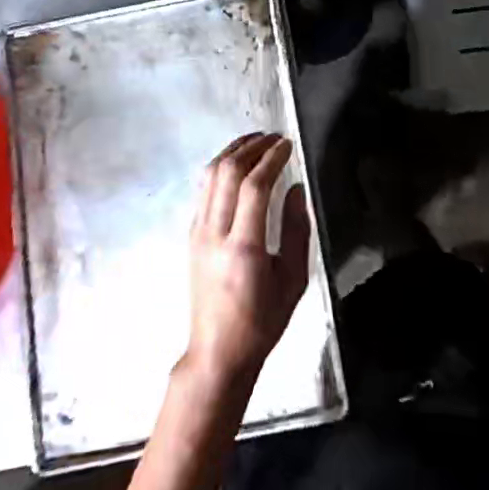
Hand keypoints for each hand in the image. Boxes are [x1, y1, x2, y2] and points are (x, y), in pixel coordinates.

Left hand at [185, 133, 310, 382]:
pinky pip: (203, 189)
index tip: (287, 145)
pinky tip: (236, 163)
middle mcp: (214, 234)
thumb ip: (298, 230)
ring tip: (255, 140)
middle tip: (274, 137)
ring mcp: (198, 232)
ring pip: (209, 176)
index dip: (272, 159)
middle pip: (227, 173)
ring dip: (233, 151)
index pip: (254, 187)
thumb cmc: (263, 321)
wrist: (218, 352)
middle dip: (251, 146)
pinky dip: (220, 167)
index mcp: (244, 248)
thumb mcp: (294, 280)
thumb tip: (297, 189)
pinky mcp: (191, 234)